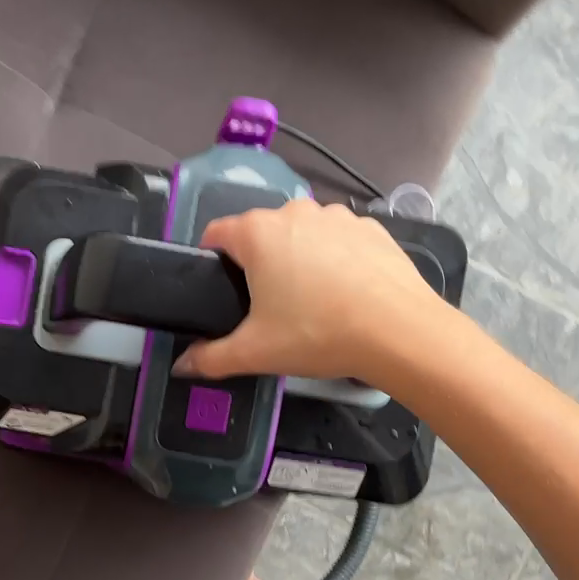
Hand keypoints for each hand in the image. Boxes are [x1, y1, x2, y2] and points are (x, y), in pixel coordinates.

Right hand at [175, 199, 446, 382]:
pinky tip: (343, 296)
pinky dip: (334, 262)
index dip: (210, 261)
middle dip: (256, 264)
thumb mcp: (255, 353)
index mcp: (257, 233)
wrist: (398, 331)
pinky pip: (338, 242)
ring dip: (297, 260)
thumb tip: (181, 367)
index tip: (219, 291)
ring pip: (301, 236)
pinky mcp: (371, 228)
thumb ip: (211, 358)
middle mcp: (294, 212)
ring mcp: (337, 216)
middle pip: (260, 234)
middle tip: (264, 309)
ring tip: (309, 304)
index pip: (216, 233)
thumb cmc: (316, 334)